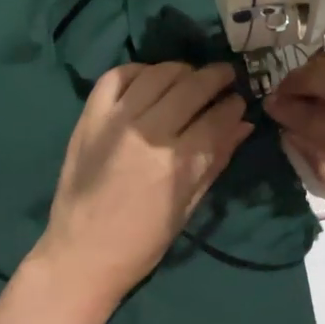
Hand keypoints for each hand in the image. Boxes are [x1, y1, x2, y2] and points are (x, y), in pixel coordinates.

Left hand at [31, 62, 253, 304]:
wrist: (81, 253)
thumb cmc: (143, 242)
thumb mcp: (188, 207)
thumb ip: (215, 161)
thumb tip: (243, 125)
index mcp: (178, 163)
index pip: (218, 117)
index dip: (234, 105)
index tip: (239, 102)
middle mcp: (148, 133)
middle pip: (192, 87)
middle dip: (216, 77)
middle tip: (225, 77)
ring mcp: (115, 121)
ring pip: (158, 75)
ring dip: (182, 70)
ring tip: (191, 76)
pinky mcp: (89, 117)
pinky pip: (116, 77)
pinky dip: (139, 71)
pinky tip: (151, 78)